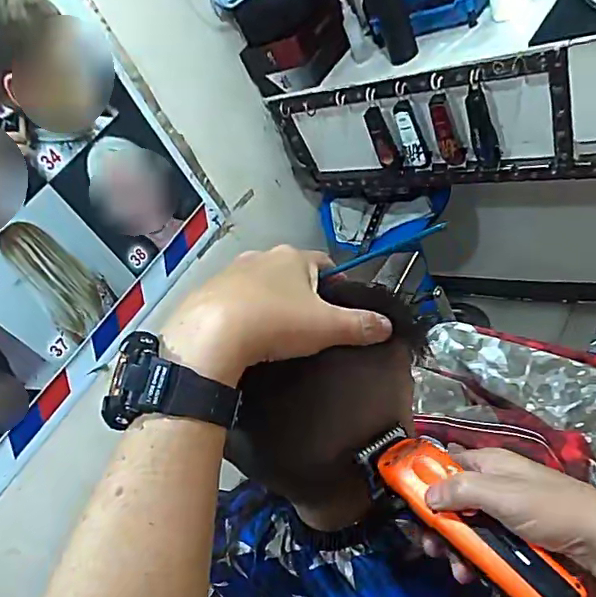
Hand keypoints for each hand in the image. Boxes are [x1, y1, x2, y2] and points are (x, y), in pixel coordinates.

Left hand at [159, 245, 391, 383]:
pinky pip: (237, 302)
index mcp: (293, 257)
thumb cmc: (275, 322)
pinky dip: (246, 316)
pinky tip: (251, 339)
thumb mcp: (328, 327)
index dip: (336, 284)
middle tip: (312, 326)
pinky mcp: (209, 293)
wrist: (211, 336)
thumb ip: (360, 325)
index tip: (340, 306)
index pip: (325, 263)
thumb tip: (386, 325)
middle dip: (303, 295)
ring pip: (263, 286)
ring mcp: (231, 273)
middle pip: (292, 274)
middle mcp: (261, 256)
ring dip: (273, 304)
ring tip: (280, 336)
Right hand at [413, 448, 595, 576]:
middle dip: (440, 526)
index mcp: (492, 464)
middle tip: (433, 547)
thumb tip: (426, 493)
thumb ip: (462, 490)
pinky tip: (474, 574)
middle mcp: (496, 485)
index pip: (448, 463)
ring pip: (467, 528)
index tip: (409, 502)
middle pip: (452, 501)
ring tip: (459, 569)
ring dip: (458, 549)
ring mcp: (506, 513)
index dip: (427, 479)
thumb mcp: (503, 495)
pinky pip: (486, 546)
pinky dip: (477, 559)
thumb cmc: (551, 509)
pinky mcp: (516, 538)